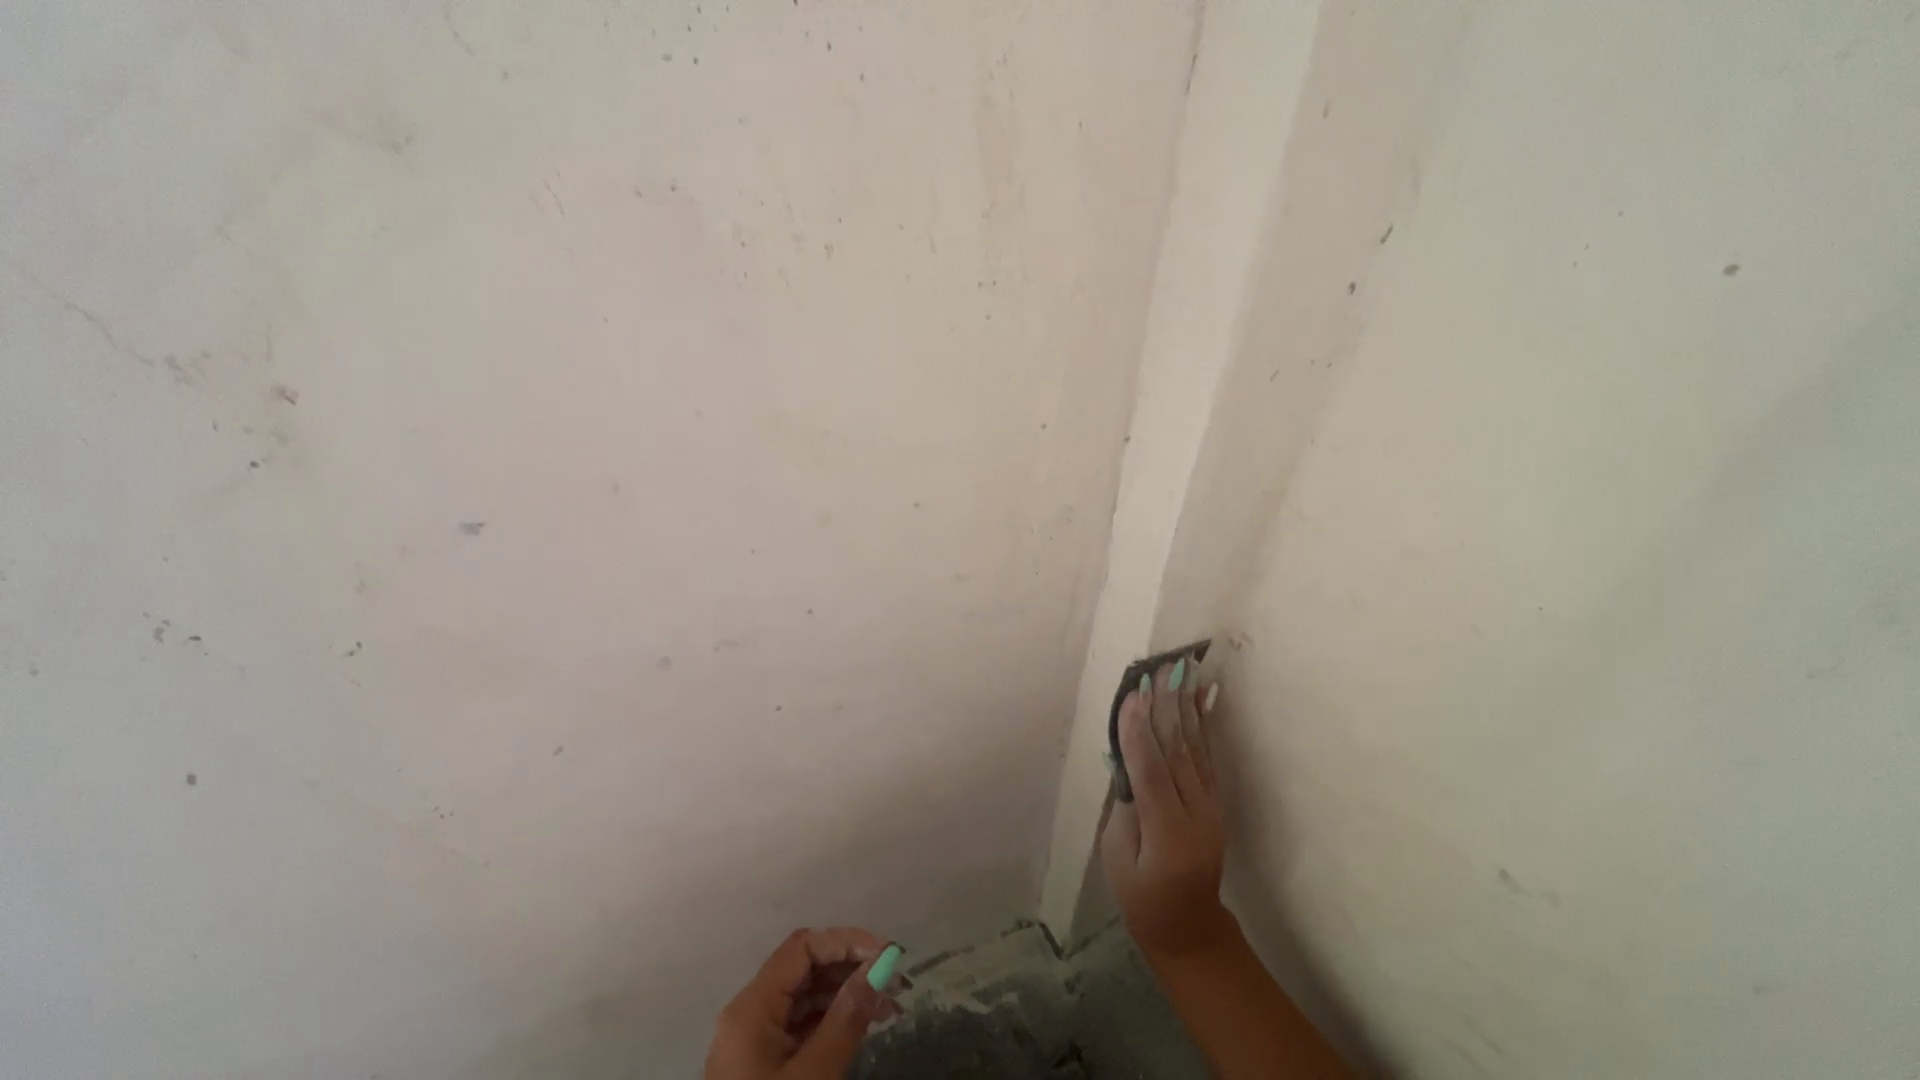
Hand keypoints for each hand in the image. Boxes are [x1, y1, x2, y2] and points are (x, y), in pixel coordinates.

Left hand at [704, 927, 901, 1079]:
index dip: (847, 941)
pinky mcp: (765, 1061)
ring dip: (848, 993)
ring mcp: (756, 1038)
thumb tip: (879, 967)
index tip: (888, 955)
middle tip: (898, 981)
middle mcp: (750, 1012)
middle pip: (805, 968)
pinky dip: (835, 1018)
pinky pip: (802, 1023)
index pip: (802, 948)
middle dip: (852, 967)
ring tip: (892, 1006)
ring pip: (806, 995)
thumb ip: (846, 1019)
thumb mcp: (814, 1075)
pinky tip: (866, 1025)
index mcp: (752, 1007)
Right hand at [1100, 658, 1232, 959]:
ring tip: (1181, 671)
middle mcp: (1196, 813)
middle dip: (1166, 706)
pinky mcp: (1215, 801)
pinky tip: (1202, 698)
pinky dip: (1203, 723)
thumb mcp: (1117, 858)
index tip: (1131, 694)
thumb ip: (1124, 808)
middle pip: (1178, 751)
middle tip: (1160, 668)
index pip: (1151, 771)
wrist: (1188, 925)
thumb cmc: (1141, 896)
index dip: (1138, 731)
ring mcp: (1211, 806)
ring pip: (1196, 748)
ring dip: (1185, 705)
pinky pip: (1207, 756)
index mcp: (1167, 832)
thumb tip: (1127, 761)